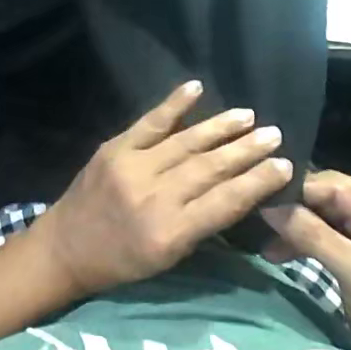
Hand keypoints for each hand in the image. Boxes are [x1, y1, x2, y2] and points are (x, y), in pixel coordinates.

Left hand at [26, 81, 293, 298]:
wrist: (65, 246)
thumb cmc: (122, 262)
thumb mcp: (169, 258)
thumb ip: (202, 226)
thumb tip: (240, 192)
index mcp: (171, 233)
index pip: (225, 202)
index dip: (258, 182)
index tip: (284, 165)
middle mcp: (154, 197)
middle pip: (210, 168)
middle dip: (246, 150)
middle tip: (275, 134)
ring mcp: (132, 167)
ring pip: (186, 142)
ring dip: (220, 127)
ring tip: (249, 115)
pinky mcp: (113, 147)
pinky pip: (149, 122)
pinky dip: (173, 104)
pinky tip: (195, 87)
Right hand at [260, 171, 350, 349]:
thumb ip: (312, 234)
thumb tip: (268, 206)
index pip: (338, 185)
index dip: (297, 189)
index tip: (260, 196)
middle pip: (331, 198)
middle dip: (295, 208)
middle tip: (257, 218)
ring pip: (328, 217)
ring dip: (298, 228)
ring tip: (266, 243)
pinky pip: (333, 237)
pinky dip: (308, 243)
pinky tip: (281, 252)